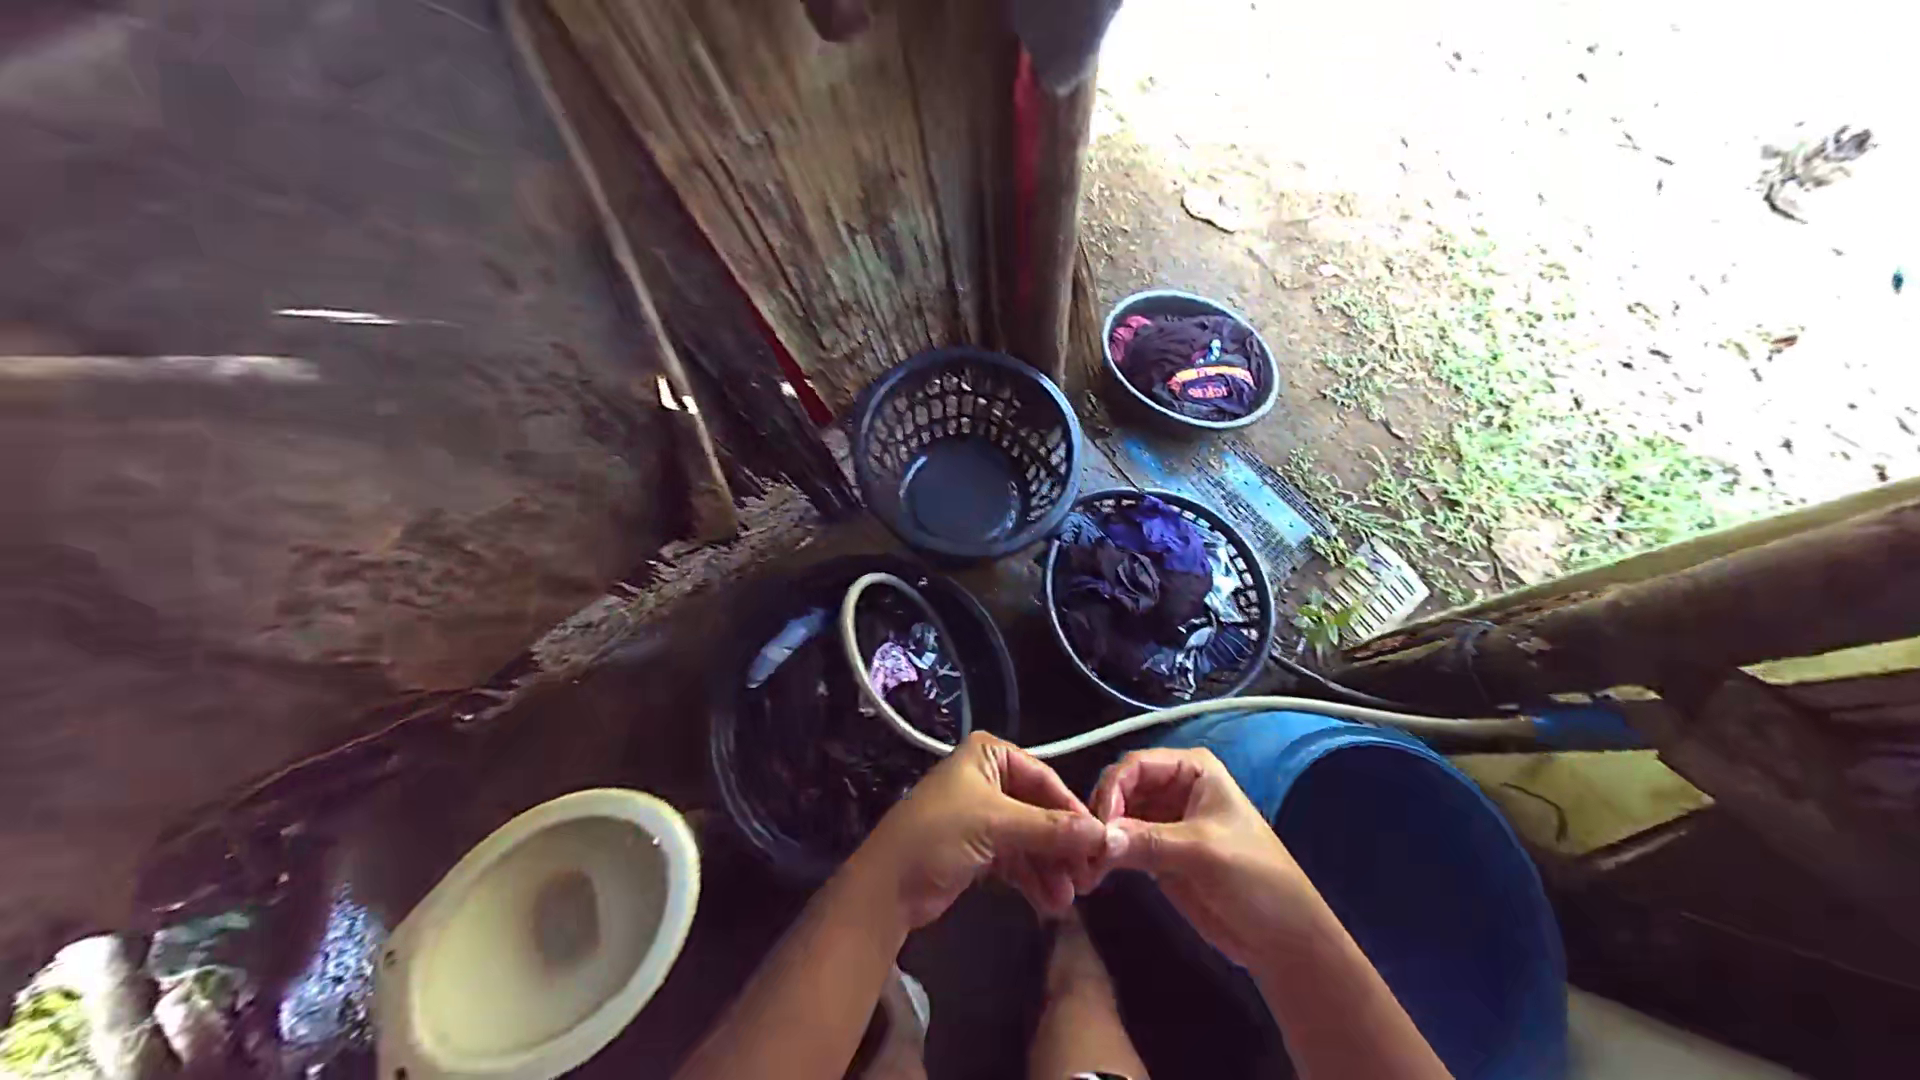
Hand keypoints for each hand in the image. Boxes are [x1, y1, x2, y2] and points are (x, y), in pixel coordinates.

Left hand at [854, 732, 1107, 927]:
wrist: (886, 887)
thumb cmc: (938, 836)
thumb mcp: (996, 826)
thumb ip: (1050, 829)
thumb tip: (1103, 833)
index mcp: (988, 755)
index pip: (1044, 778)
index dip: (1072, 811)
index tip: (1101, 843)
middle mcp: (988, 779)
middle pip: (1039, 810)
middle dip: (1062, 846)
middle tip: (1088, 879)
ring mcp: (983, 815)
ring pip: (1030, 838)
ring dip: (1050, 868)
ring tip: (1068, 900)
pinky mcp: (979, 848)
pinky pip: (1017, 858)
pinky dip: (1033, 878)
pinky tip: (1050, 903)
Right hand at [1090, 747, 1319, 967]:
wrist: (1282, 940)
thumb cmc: (1255, 880)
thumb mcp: (1204, 853)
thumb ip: (1150, 841)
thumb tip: (1100, 837)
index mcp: (1191, 770)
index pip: (1136, 765)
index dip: (1113, 788)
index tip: (1099, 823)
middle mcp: (1173, 786)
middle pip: (1121, 786)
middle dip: (1102, 812)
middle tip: (1087, 846)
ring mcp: (1163, 818)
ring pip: (1116, 814)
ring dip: (1100, 835)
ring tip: (1086, 863)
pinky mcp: (1155, 850)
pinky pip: (1121, 841)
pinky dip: (1106, 853)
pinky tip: (1095, 871)